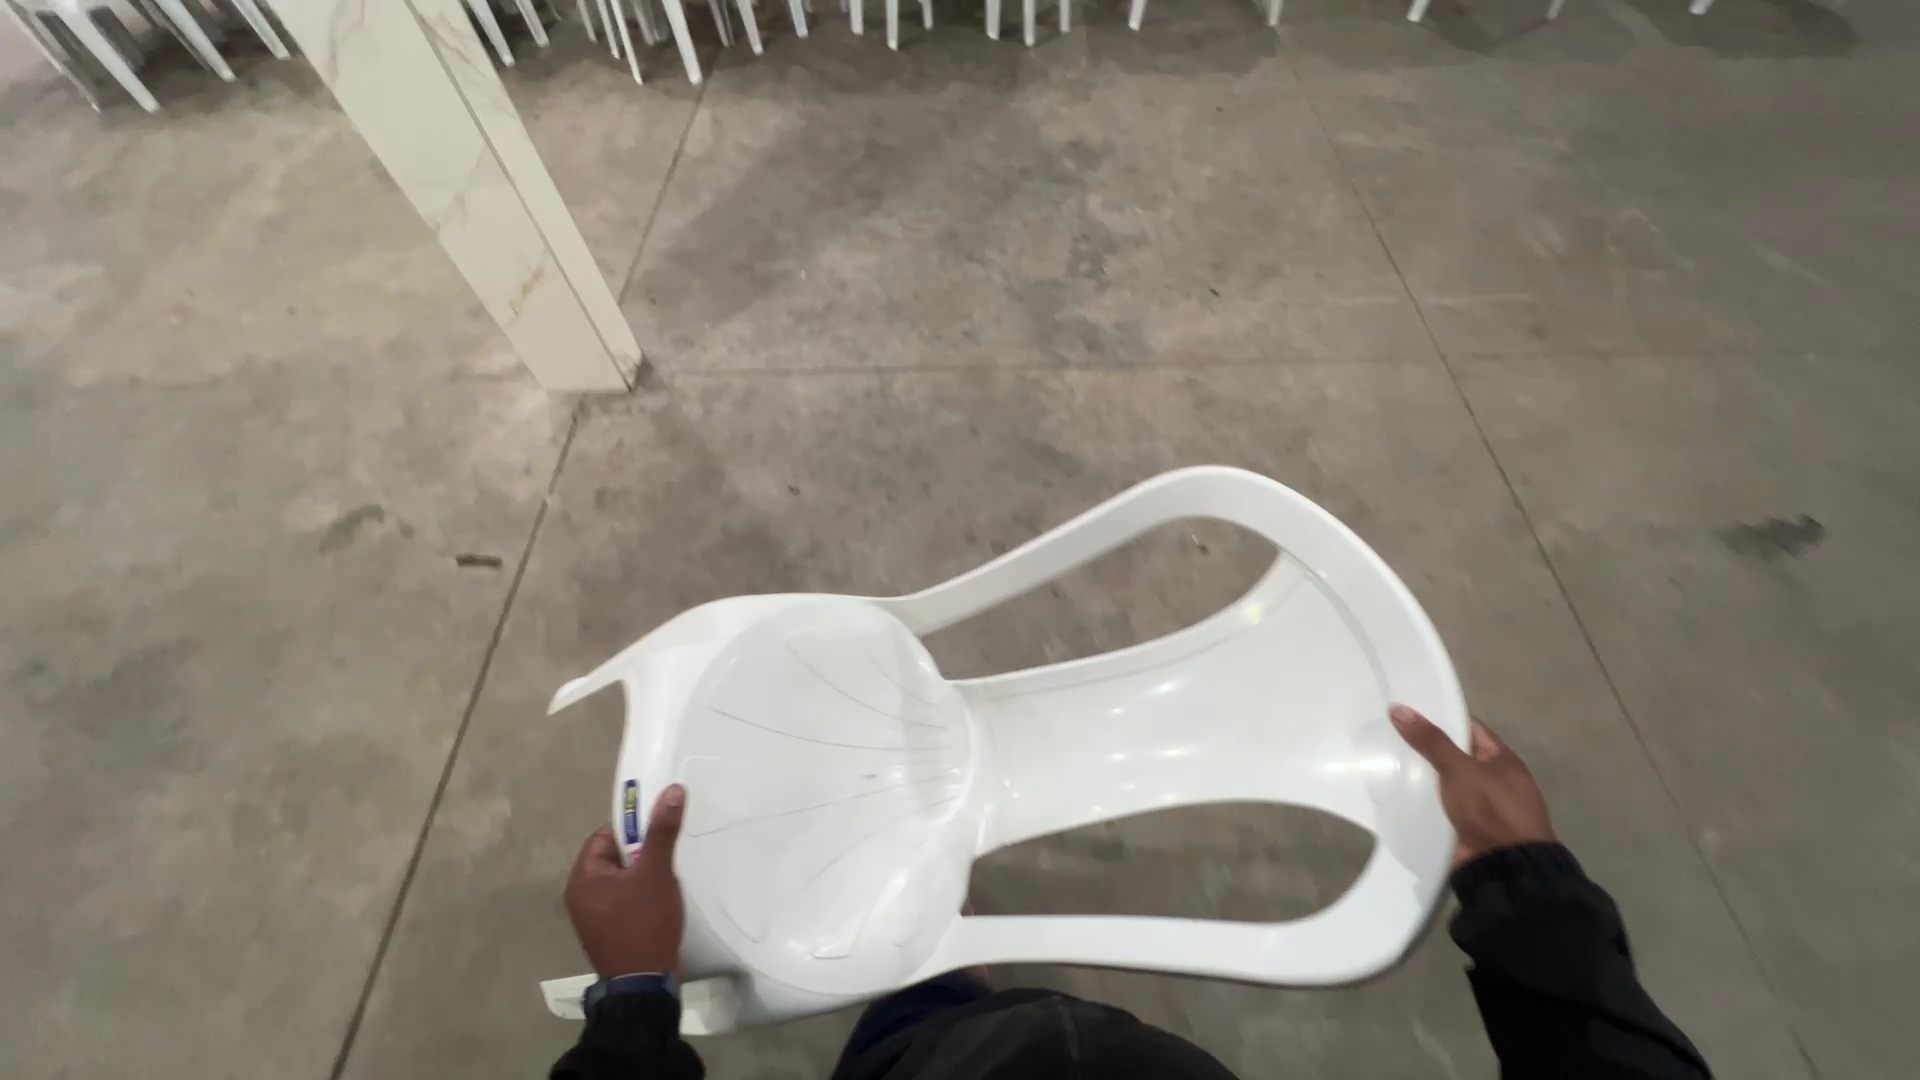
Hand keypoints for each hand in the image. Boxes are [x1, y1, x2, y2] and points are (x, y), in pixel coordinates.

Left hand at [564, 784, 686, 976]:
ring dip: (648, 873)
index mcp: (583, 879)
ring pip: (625, 878)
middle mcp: (583, 896)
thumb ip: (662, 831)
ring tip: (669, 875)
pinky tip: (666, 896)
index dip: (634, 829)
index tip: (658, 832)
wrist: (645, 982)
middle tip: (667, 855)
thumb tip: (671, 791)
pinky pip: (628, 898)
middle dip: (644, 852)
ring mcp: (597, 916)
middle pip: (617, 856)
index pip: (606, 836)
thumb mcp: (656, 871)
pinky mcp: (613, 930)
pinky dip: (646, 892)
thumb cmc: (643, 922)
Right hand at [1389, 706, 1554, 869]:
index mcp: (1501, 760)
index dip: (1440, 716)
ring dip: (1418, 773)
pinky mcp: (1463, 824)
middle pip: (1452, 753)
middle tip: (1387, 733)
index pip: (1468, 727)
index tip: (1407, 710)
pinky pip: (1437, 803)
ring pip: (1441, 780)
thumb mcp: (1460, 769)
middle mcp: (1492, 778)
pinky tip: (1394, 790)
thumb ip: (1430, 740)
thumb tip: (1399, 708)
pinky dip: (1419, 797)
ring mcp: (1478, 803)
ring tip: (1383, 758)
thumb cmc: (1491, 810)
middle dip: (1423, 745)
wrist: (1506, 867)